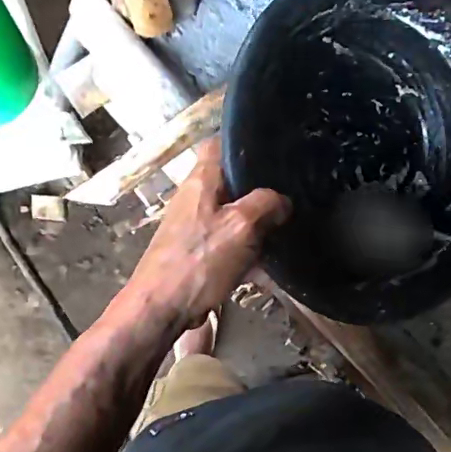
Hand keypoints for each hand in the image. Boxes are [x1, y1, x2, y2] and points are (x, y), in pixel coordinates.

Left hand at [114, 139, 290, 331]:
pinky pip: (227, 241)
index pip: (219, 144)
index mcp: (201, 180)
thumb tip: (283, 200)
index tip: (273, 154)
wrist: (162, 307)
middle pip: (230, 182)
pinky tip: (262, 265)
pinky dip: (245, 249)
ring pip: (232, 214)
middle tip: (288, 198)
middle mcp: (194, 197)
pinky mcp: (195, 250)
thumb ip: (266, 205)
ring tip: (281, 232)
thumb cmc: (200, 260)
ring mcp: (193, 225)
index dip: (243, 144)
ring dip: (255, 224)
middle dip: (258, 190)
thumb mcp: (242, 226)